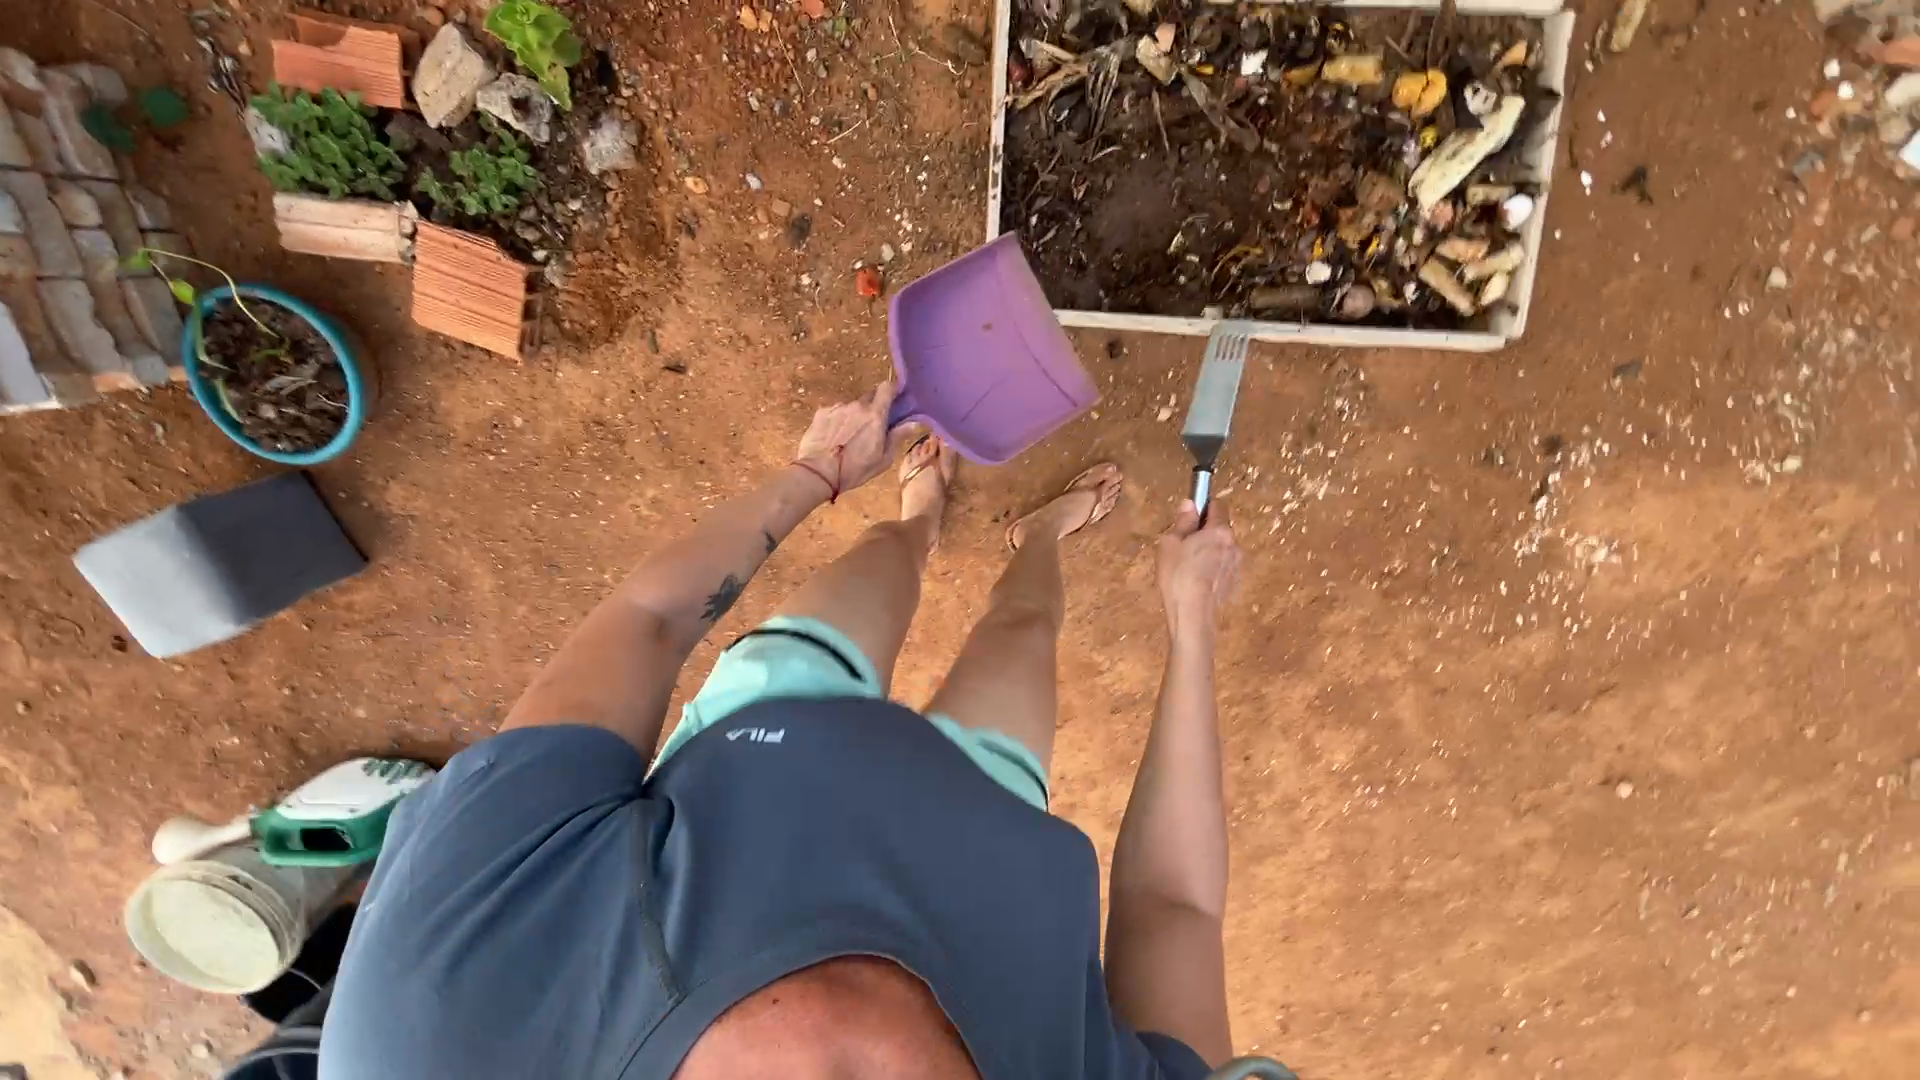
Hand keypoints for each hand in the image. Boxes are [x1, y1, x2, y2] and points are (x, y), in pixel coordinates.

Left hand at [793, 380, 906, 497]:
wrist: (818, 473)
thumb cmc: (854, 470)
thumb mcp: (883, 459)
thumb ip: (897, 437)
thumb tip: (914, 423)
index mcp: (875, 415)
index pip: (887, 388)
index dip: (891, 390)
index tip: (893, 400)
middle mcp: (857, 406)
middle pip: (869, 397)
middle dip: (872, 408)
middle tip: (871, 426)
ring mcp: (837, 407)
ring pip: (851, 406)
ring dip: (853, 416)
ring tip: (848, 437)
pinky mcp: (821, 413)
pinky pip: (834, 412)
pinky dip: (837, 421)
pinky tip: (833, 437)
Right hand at [1156, 499, 1240, 640]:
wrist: (1192, 614)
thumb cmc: (1178, 574)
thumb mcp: (1170, 543)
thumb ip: (1183, 521)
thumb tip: (1190, 504)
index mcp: (1220, 530)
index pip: (1218, 505)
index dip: (1203, 508)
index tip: (1189, 518)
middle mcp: (1234, 545)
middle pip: (1220, 529)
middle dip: (1205, 533)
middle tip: (1183, 546)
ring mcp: (1236, 565)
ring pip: (1222, 550)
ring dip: (1209, 552)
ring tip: (1188, 567)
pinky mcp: (1234, 583)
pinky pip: (1222, 567)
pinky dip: (1212, 569)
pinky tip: (1197, 581)